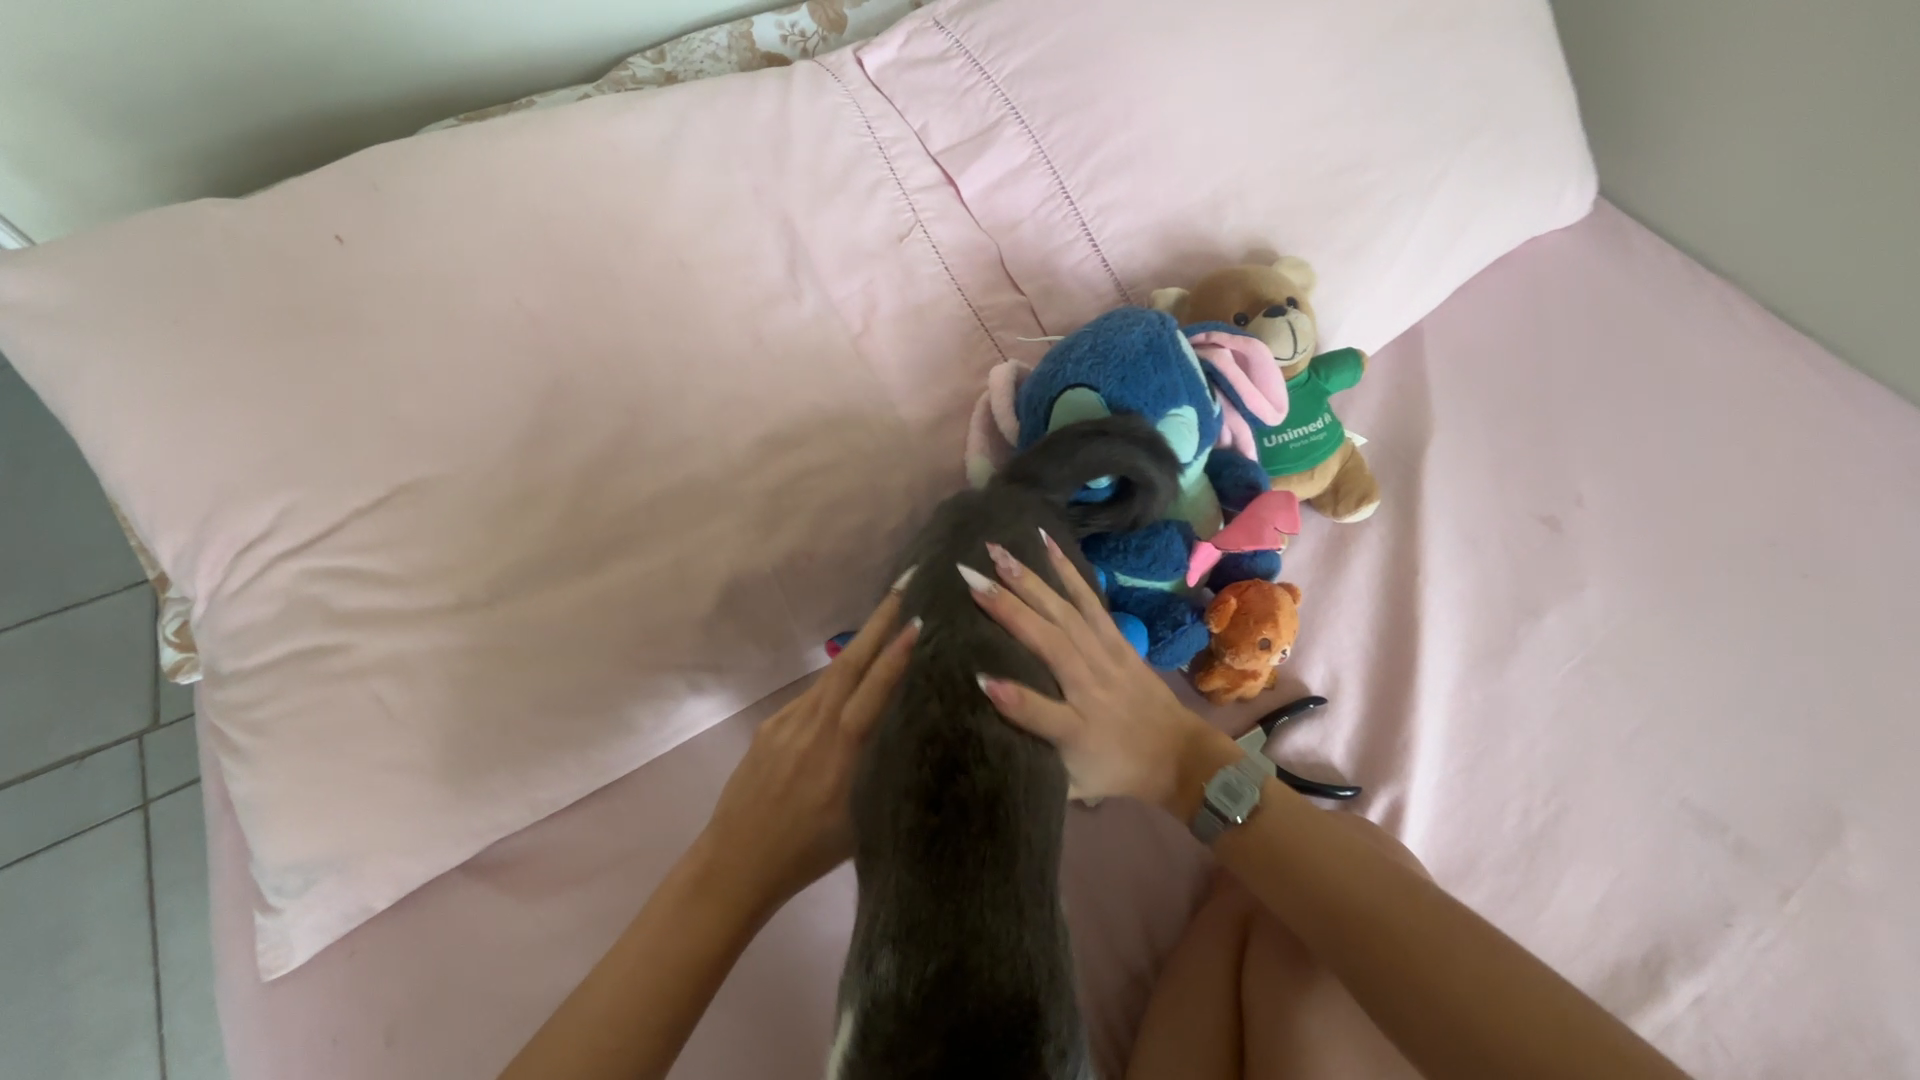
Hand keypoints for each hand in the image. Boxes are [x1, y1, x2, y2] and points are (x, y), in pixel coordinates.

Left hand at [696, 577, 919, 909]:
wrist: (733, 864)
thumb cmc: (804, 854)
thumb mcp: (859, 825)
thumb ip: (879, 778)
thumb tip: (903, 744)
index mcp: (838, 752)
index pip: (873, 691)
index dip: (896, 655)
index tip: (917, 621)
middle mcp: (811, 727)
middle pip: (849, 665)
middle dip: (876, 625)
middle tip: (901, 589)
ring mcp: (785, 724)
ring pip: (829, 679)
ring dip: (857, 651)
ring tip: (883, 629)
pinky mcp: (767, 730)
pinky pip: (809, 700)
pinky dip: (833, 685)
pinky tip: (844, 689)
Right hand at [966, 534, 1235, 813]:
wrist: (1178, 754)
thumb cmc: (1114, 769)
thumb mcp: (1074, 784)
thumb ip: (1036, 765)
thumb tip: (990, 734)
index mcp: (1079, 730)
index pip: (1044, 715)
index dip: (1015, 700)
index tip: (978, 678)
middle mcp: (1093, 687)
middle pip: (1052, 645)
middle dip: (1009, 610)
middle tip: (968, 578)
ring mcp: (1108, 656)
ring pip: (1066, 613)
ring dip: (1030, 581)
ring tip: (997, 553)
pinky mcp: (1117, 638)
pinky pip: (1089, 600)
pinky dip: (1067, 570)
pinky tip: (1044, 543)